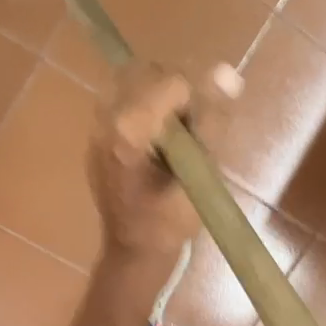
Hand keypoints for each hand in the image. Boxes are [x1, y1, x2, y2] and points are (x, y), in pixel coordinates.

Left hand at [88, 62, 236, 268]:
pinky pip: (124, 99)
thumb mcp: (200, 173)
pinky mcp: (96, 133)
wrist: (133, 252)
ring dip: (161, 98)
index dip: (198, 96)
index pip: (171, 82)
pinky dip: (147, 107)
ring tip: (177, 131)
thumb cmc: (170, 224)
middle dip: (177, 92)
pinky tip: (159, 139)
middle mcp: (105, 121)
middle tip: (193, 127)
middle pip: (149, 72)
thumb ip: (210, 123)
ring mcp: (96, 126)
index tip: (207, 125)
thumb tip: (229, 74)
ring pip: (134, 81)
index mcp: (128, 132)